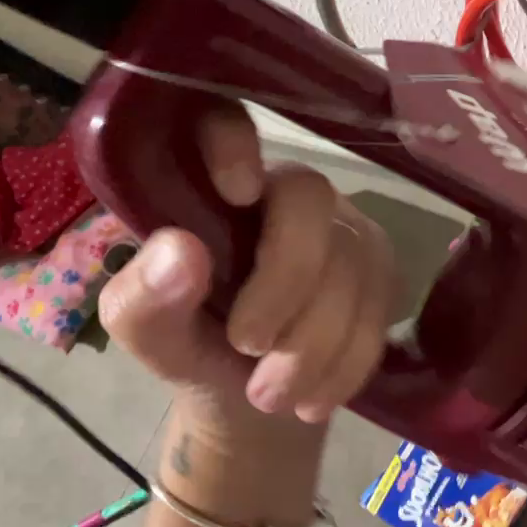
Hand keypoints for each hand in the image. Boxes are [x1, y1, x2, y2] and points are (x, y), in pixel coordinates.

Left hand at [97, 102, 395, 440]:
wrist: (261, 404)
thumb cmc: (196, 349)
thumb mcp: (152, 338)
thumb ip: (144, 300)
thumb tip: (183, 252)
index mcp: (219, 191)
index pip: (225, 122)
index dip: (234, 139)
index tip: (236, 193)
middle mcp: (288, 193)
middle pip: (309, 201)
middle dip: (285, 285)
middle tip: (249, 348)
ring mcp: (345, 228)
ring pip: (350, 264)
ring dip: (312, 346)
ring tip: (271, 396)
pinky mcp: (382, 268)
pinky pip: (380, 306)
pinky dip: (345, 363)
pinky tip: (313, 395)